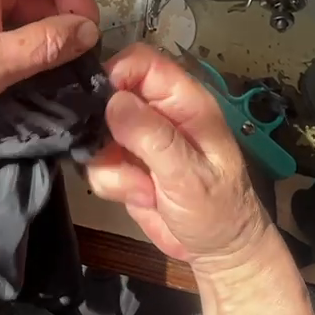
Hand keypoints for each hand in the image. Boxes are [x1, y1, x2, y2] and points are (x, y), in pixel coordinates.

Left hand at [0, 0, 99, 142]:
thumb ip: (43, 45)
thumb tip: (89, 30)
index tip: (82, 27)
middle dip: (60, 17)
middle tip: (72, 62)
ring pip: (19, 10)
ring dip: (40, 38)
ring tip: (51, 76)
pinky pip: (0, 29)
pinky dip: (17, 48)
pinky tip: (22, 79)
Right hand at [84, 43, 275, 276]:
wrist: (218, 252)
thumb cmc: (219, 211)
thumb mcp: (190, 175)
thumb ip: (153, 138)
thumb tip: (114, 101)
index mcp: (184, 102)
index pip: (141, 62)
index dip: (116, 74)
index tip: (102, 105)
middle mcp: (157, 113)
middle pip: (108, 94)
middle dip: (103, 126)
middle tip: (116, 154)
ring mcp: (137, 139)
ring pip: (96, 132)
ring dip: (110, 163)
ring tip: (142, 187)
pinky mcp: (123, 164)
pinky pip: (96, 162)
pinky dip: (111, 183)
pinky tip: (141, 196)